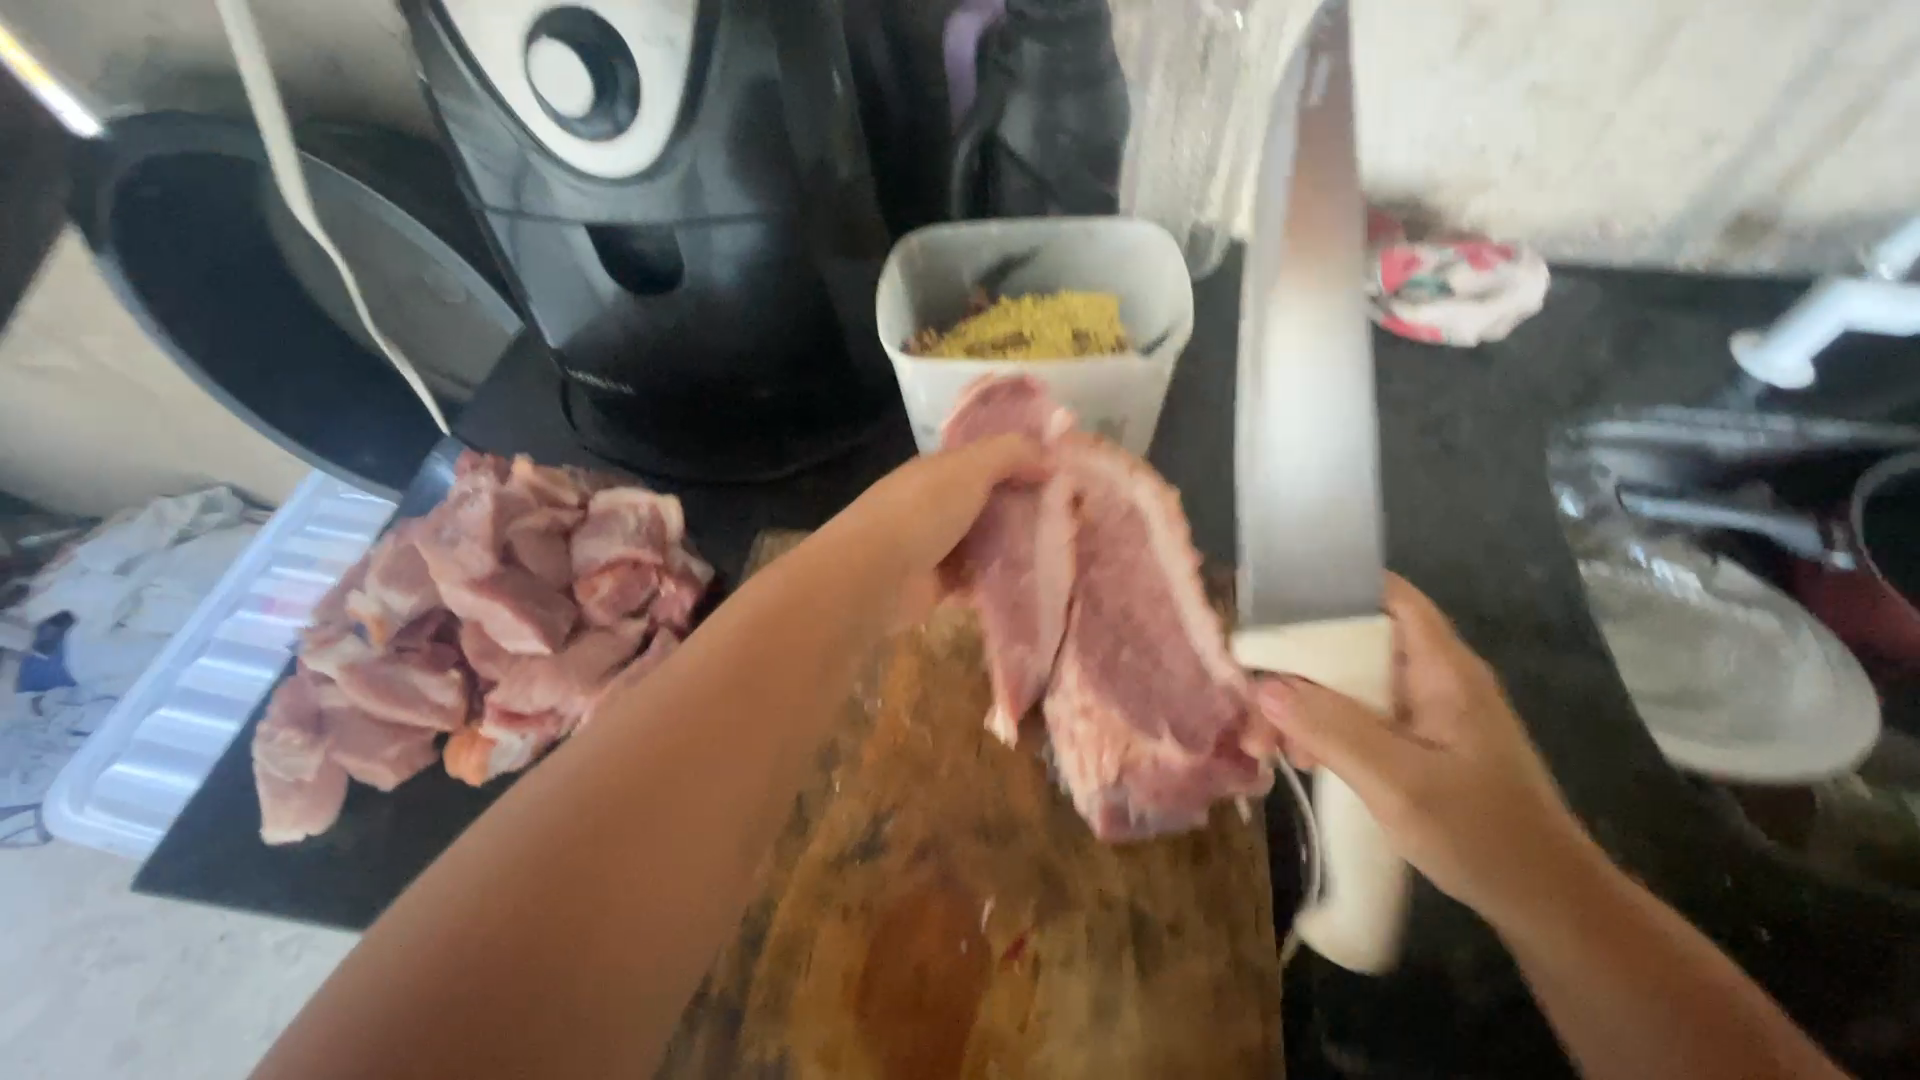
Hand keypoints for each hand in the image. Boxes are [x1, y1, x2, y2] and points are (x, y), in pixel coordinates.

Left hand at [825, 435, 1046, 625]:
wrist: (873, 576)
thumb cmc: (921, 512)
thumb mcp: (969, 467)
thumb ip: (1011, 453)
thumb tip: (1052, 459)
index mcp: (940, 471)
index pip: (989, 462)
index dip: (1025, 465)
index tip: (1066, 479)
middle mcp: (936, 505)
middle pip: (991, 504)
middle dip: (1027, 511)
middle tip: (1074, 521)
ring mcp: (936, 547)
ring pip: (987, 544)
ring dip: (1017, 549)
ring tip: (1062, 554)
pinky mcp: (939, 586)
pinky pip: (977, 580)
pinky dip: (1000, 582)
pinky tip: (1034, 584)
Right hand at [1258, 576, 1608, 928]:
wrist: (1547, 902)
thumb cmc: (1484, 836)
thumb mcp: (1400, 783)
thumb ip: (1332, 730)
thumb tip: (1264, 687)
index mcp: (1442, 669)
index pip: (1386, 596)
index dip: (1331, 588)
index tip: (1271, 607)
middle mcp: (1432, 678)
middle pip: (1351, 644)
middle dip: (1296, 667)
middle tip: (1255, 707)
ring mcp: (1426, 712)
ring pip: (1349, 684)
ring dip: (1303, 705)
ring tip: (1268, 745)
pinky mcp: (1419, 744)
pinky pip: (1359, 718)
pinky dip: (1324, 731)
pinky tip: (1301, 760)